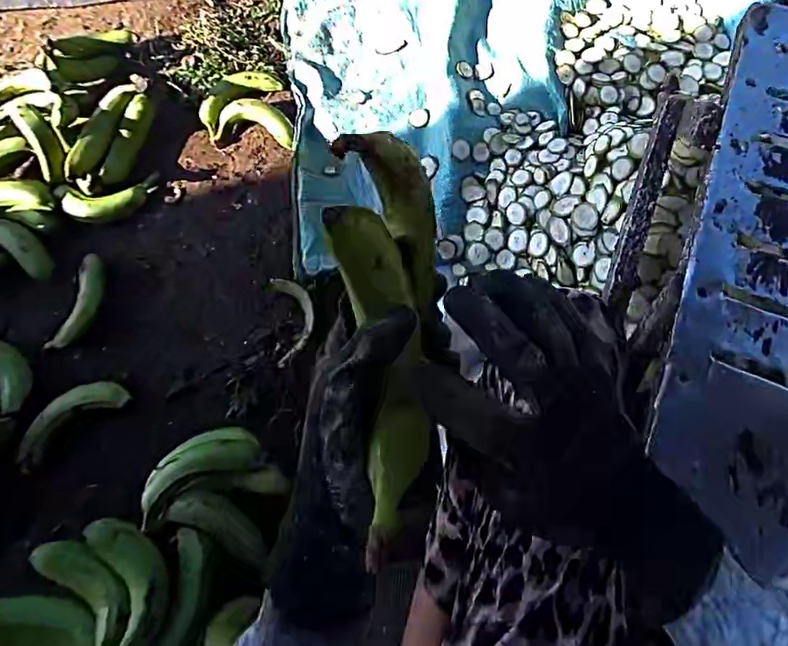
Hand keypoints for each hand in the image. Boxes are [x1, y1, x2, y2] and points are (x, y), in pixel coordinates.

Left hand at [270, 305, 416, 627]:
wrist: (345, 512)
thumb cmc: (332, 442)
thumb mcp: (341, 388)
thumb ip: (367, 348)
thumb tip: (406, 311)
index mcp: (344, 350)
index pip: (362, 303)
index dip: (385, 284)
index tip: (416, 274)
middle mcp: (371, 361)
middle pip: (399, 322)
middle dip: (420, 314)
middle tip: (437, 320)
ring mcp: (395, 384)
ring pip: (420, 346)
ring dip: (436, 341)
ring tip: (446, 349)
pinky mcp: (418, 407)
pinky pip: (436, 378)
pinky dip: (447, 369)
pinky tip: (455, 370)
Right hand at [404, 272, 723, 626]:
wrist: (627, 496)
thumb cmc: (557, 498)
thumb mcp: (506, 499)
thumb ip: (469, 455)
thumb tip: (437, 407)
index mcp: (530, 446)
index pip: (472, 411)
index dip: (435, 386)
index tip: (411, 364)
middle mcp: (560, 403)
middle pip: (518, 348)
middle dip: (479, 314)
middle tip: (454, 294)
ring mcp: (588, 373)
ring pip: (549, 318)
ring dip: (512, 292)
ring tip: (485, 280)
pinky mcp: (605, 357)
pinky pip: (577, 313)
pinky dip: (550, 295)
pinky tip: (527, 287)